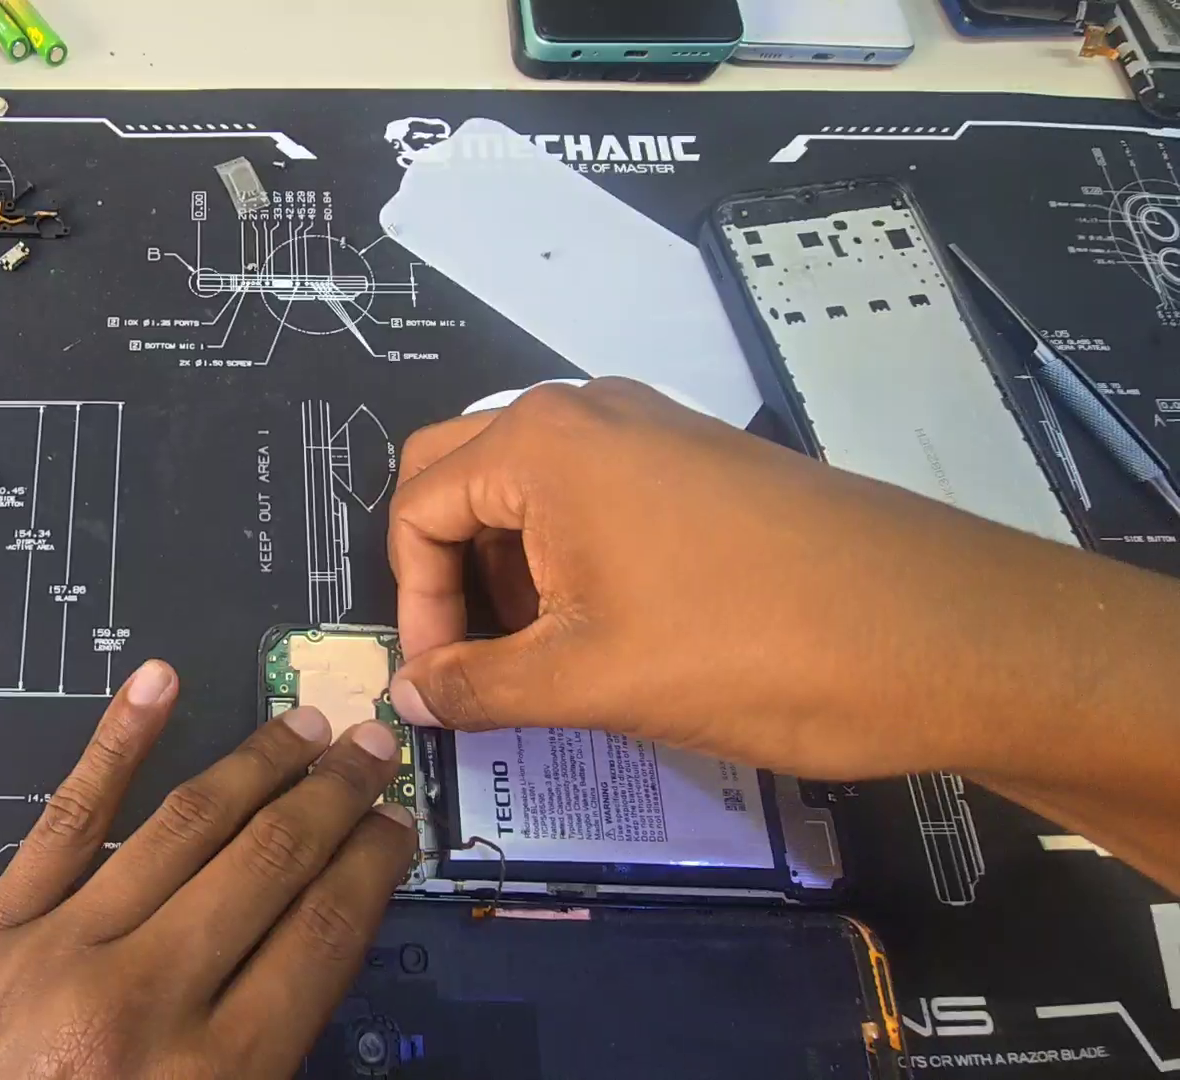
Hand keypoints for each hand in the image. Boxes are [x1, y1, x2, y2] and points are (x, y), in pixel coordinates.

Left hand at [0, 659, 415, 1079]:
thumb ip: (267, 1045)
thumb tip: (320, 929)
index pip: (321, 933)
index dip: (368, 864)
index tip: (393, 821)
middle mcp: (146, 998)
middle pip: (267, 862)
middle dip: (332, 796)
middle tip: (368, 750)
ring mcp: (63, 946)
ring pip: (186, 824)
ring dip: (258, 764)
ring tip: (305, 725)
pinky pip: (70, 815)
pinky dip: (120, 741)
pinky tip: (157, 683)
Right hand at [384, 378, 1179, 783]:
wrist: (966, 637)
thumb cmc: (749, 648)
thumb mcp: (586, 679)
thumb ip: (472, 686)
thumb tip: (403, 698)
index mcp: (536, 445)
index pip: (417, 511)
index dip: (413, 603)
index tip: (438, 678)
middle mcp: (578, 411)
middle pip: (451, 475)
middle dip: (441, 566)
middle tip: (468, 642)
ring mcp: (639, 424)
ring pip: (513, 482)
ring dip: (495, 560)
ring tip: (532, 640)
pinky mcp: (684, 453)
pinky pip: (576, 486)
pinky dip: (552, 546)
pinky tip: (591, 611)